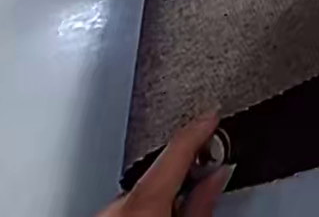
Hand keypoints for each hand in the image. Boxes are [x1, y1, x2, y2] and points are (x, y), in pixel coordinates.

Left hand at [95, 111, 231, 216]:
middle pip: (156, 172)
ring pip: (137, 191)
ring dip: (157, 191)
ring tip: (176, 200)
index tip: (213, 112)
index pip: (178, 146)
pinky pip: (121, 205)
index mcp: (143, 200)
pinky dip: (138, 205)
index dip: (200, 125)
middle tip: (204, 171)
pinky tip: (152, 209)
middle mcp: (115, 206)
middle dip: (179, 170)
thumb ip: (201, 202)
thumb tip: (218, 172)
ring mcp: (100, 215)